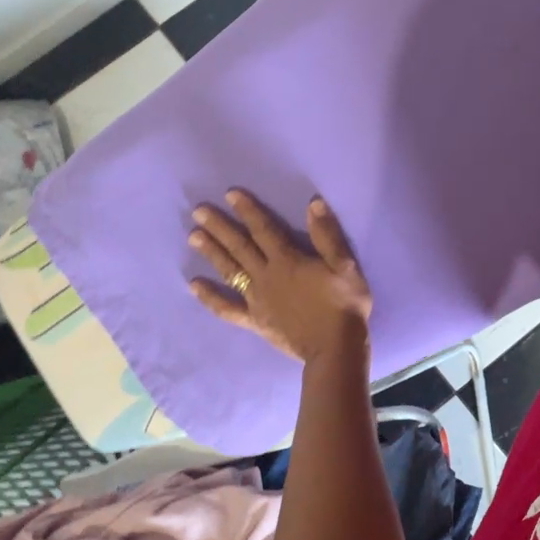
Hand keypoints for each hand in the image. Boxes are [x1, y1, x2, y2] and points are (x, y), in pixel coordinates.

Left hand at [188, 189, 372, 364]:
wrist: (335, 346)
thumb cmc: (344, 303)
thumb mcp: (345, 265)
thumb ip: (327, 235)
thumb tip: (313, 204)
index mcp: (288, 260)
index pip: (264, 229)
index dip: (248, 211)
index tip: (230, 194)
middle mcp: (266, 276)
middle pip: (240, 247)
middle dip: (220, 227)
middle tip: (199, 211)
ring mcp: (256, 299)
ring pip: (230, 271)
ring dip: (211, 253)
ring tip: (193, 236)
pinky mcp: (254, 320)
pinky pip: (226, 308)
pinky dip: (209, 297)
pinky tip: (194, 285)